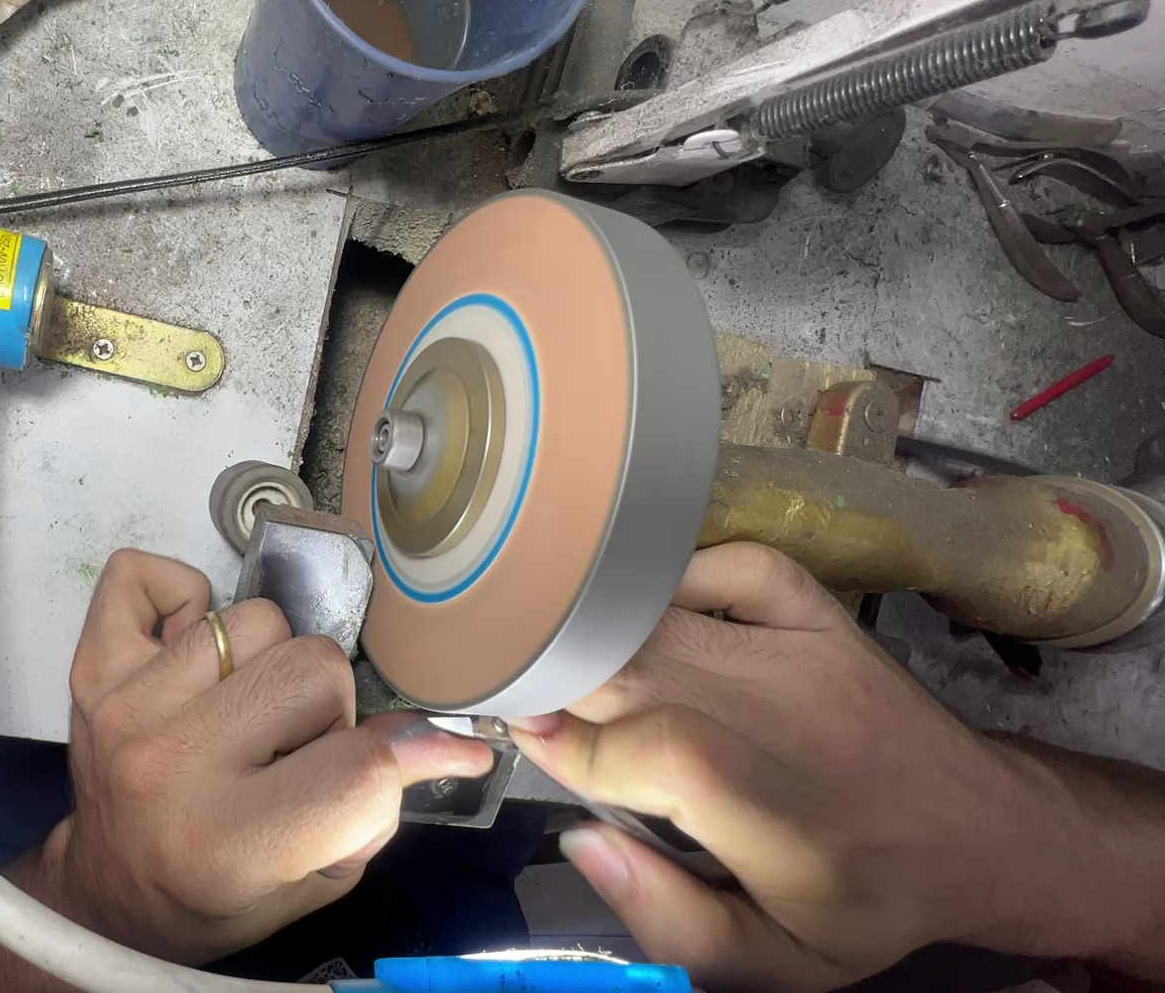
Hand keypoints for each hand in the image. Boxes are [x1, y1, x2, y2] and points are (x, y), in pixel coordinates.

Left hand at [40, 549, 494, 964]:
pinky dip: (180, 598)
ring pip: (254, 619)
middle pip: (314, 665)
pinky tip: (186, 650)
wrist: (112, 886)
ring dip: (265, 659)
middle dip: (323, 705)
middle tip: (290, 743)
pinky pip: (142, 573)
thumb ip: (379, 804)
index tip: (382, 763)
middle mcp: (169, 764)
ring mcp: (125, 704)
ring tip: (238, 705)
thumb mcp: (315, 876)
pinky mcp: (91, 664)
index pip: (360, 765)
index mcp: (227, 842)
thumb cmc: (217, 892)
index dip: (389, 760)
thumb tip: (450, 740)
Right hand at [510, 542, 1118, 990]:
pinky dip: (668, 578)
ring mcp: (791, 646)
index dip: (562, 748)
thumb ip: (669, 919)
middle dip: (561, 686)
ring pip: (647, 618)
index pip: (620, 751)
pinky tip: (652, 616)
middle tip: (545, 701)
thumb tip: (579, 837)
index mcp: (762, 807)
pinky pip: (714, 565)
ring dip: (594, 637)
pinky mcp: (808, 608)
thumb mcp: (778, 957)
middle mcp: (770, 713)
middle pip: (620, 672)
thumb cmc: (859, 893)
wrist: (980, 830)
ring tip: (581, 662)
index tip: (539, 744)